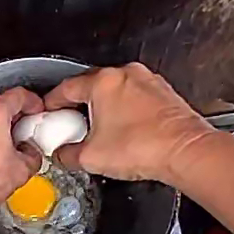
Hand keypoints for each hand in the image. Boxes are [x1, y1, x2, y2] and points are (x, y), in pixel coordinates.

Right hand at [43, 62, 215, 183]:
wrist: (185, 152)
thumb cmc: (145, 148)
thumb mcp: (90, 158)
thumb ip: (67, 155)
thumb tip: (62, 155)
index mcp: (103, 82)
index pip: (66, 87)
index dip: (52, 102)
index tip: (48, 110)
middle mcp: (126, 75)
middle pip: (91, 87)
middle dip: (78, 106)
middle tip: (70, 124)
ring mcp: (147, 82)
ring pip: (115, 92)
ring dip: (103, 109)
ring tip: (99, 133)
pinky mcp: (163, 95)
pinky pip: (135, 99)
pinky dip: (124, 112)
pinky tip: (123, 133)